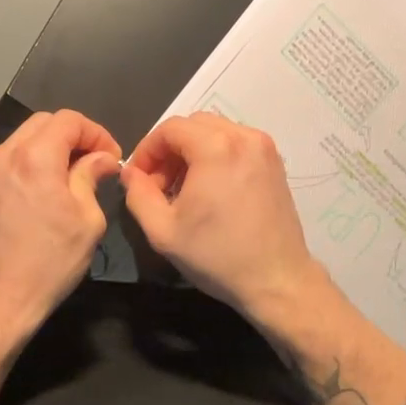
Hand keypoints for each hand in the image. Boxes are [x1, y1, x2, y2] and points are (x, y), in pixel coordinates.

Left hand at [0, 109, 121, 339]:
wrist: (4, 295)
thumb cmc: (52, 261)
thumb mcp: (87, 219)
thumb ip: (91, 178)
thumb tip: (103, 159)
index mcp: (35, 158)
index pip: (69, 120)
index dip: (96, 133)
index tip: (112, 158)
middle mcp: (6, 154)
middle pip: (45, 123)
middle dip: (75, 136)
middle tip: (97, 162)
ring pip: (27, 138)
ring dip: (54, 148)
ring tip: (76, 175)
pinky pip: (14, 158)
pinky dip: (36, 161)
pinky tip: (52, 187)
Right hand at [122, 113, 327, 317]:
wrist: (275, 278)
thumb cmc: (216, 256)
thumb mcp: (162, 231)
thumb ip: (138, 194)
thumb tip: (130, 173)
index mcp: (216, 147)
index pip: (169, 128)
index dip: (147, 150)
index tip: (139, 180)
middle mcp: (244, 137)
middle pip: (194, 125)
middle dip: (170, 150)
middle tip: (160, 187)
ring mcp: (264, 149)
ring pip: (216, 133)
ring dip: (192, 154)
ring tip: (184, 191)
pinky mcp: (275, 164)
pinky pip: (237, 146)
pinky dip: (217, 158)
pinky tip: (210, 192)